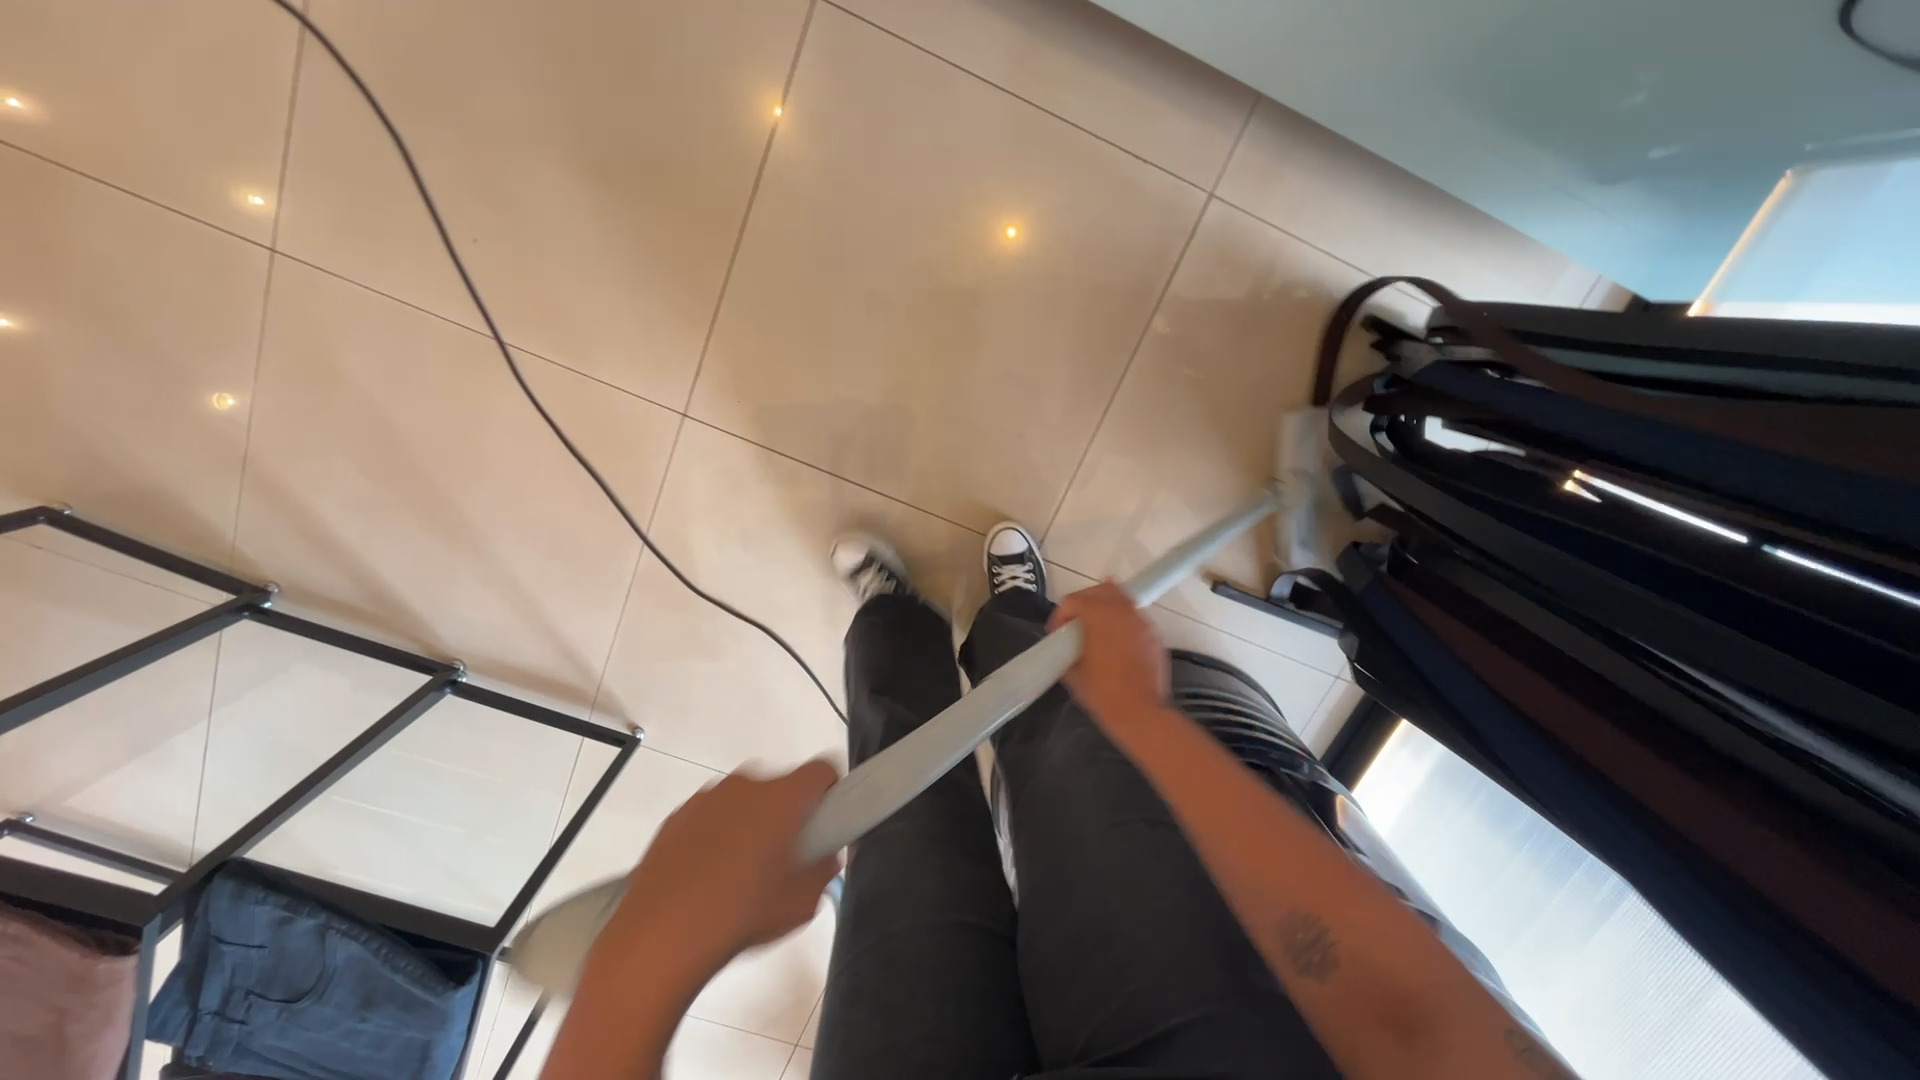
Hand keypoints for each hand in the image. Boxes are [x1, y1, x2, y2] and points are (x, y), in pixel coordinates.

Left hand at [604, 761, 841, 974]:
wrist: (658, 938)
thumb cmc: (739, 917)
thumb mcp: (802, 904)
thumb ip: (824, 871)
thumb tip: (826, 857)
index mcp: (783, 798)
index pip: (824, 769)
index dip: (832, 791)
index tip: (827, 822)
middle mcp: (746, 785)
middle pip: (782, 785)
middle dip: (789, 813)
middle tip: (787, 857)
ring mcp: (707, 797)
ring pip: (745, 799)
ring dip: (752, 822)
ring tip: (743, 872)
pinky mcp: (677, 816)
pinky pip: (712, 815)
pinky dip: (718, 834)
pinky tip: (709, 876)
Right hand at [1049, 580, 1169, 725]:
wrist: (1141, 712)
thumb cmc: (1103, 693)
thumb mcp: (1074, 673)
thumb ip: (1066, 651)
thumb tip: (1064, 646)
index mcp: (1099, 617)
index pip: (1074, 600)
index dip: (1061, 614)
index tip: (1057, 632)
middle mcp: (1122, 612)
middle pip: (1101, 589)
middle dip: (1084, 601)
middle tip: (1075, 622)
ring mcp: (1142, 622)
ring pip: (1122, 599)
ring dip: (1105, 608)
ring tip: (1096, 627)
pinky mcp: (1154, 635)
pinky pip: (1134, 617)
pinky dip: (1122, 621)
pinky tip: (1115, 640)